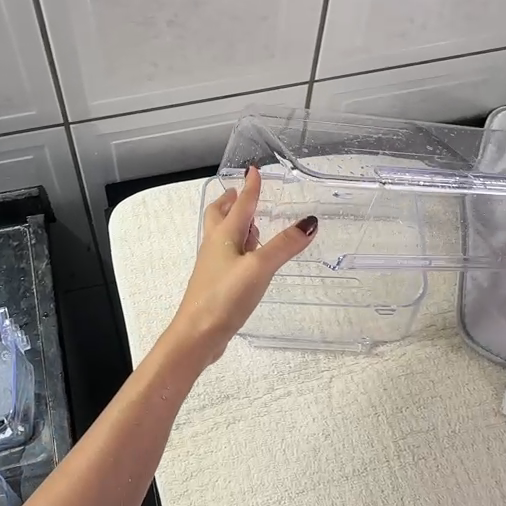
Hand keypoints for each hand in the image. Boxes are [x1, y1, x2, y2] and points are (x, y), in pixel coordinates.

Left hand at [164, 167, 317, 364]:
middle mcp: (214, 246)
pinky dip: (237, 248)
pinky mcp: (215, 285)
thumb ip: (284, 245)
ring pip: (221, 236)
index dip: (250, 187)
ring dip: (234, 224)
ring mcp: (212, 266)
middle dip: (231, 202)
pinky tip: (247, 261)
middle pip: (219, 215)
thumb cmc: (224, 297)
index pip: (240, 204)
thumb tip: (310, 222)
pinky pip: (225, 257)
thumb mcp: (259, 268)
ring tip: (250, 224)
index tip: (253, 170)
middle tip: (240, 194)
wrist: (196, 335)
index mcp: (224, 236)